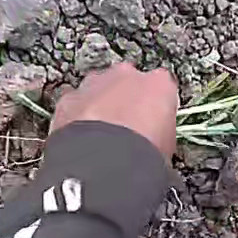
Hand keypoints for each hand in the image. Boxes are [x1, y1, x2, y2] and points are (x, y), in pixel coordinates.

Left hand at [50, 62, 177, 161]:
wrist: (106, 163)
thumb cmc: (144, 155)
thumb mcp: (168, 147)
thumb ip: (161, 133)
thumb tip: (155, 144)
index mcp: (159, 84)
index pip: (161, 89)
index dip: (156, 109)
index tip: (153, 126)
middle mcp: (126, 75)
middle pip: (127, 82)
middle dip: (126, 102)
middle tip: (126, 131)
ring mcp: (95, 83)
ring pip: (98, 89)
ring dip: (99, 107)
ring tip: (101, 138)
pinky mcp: (69, 98)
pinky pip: (74, 104)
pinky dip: (75, 118)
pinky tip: (79, 140)